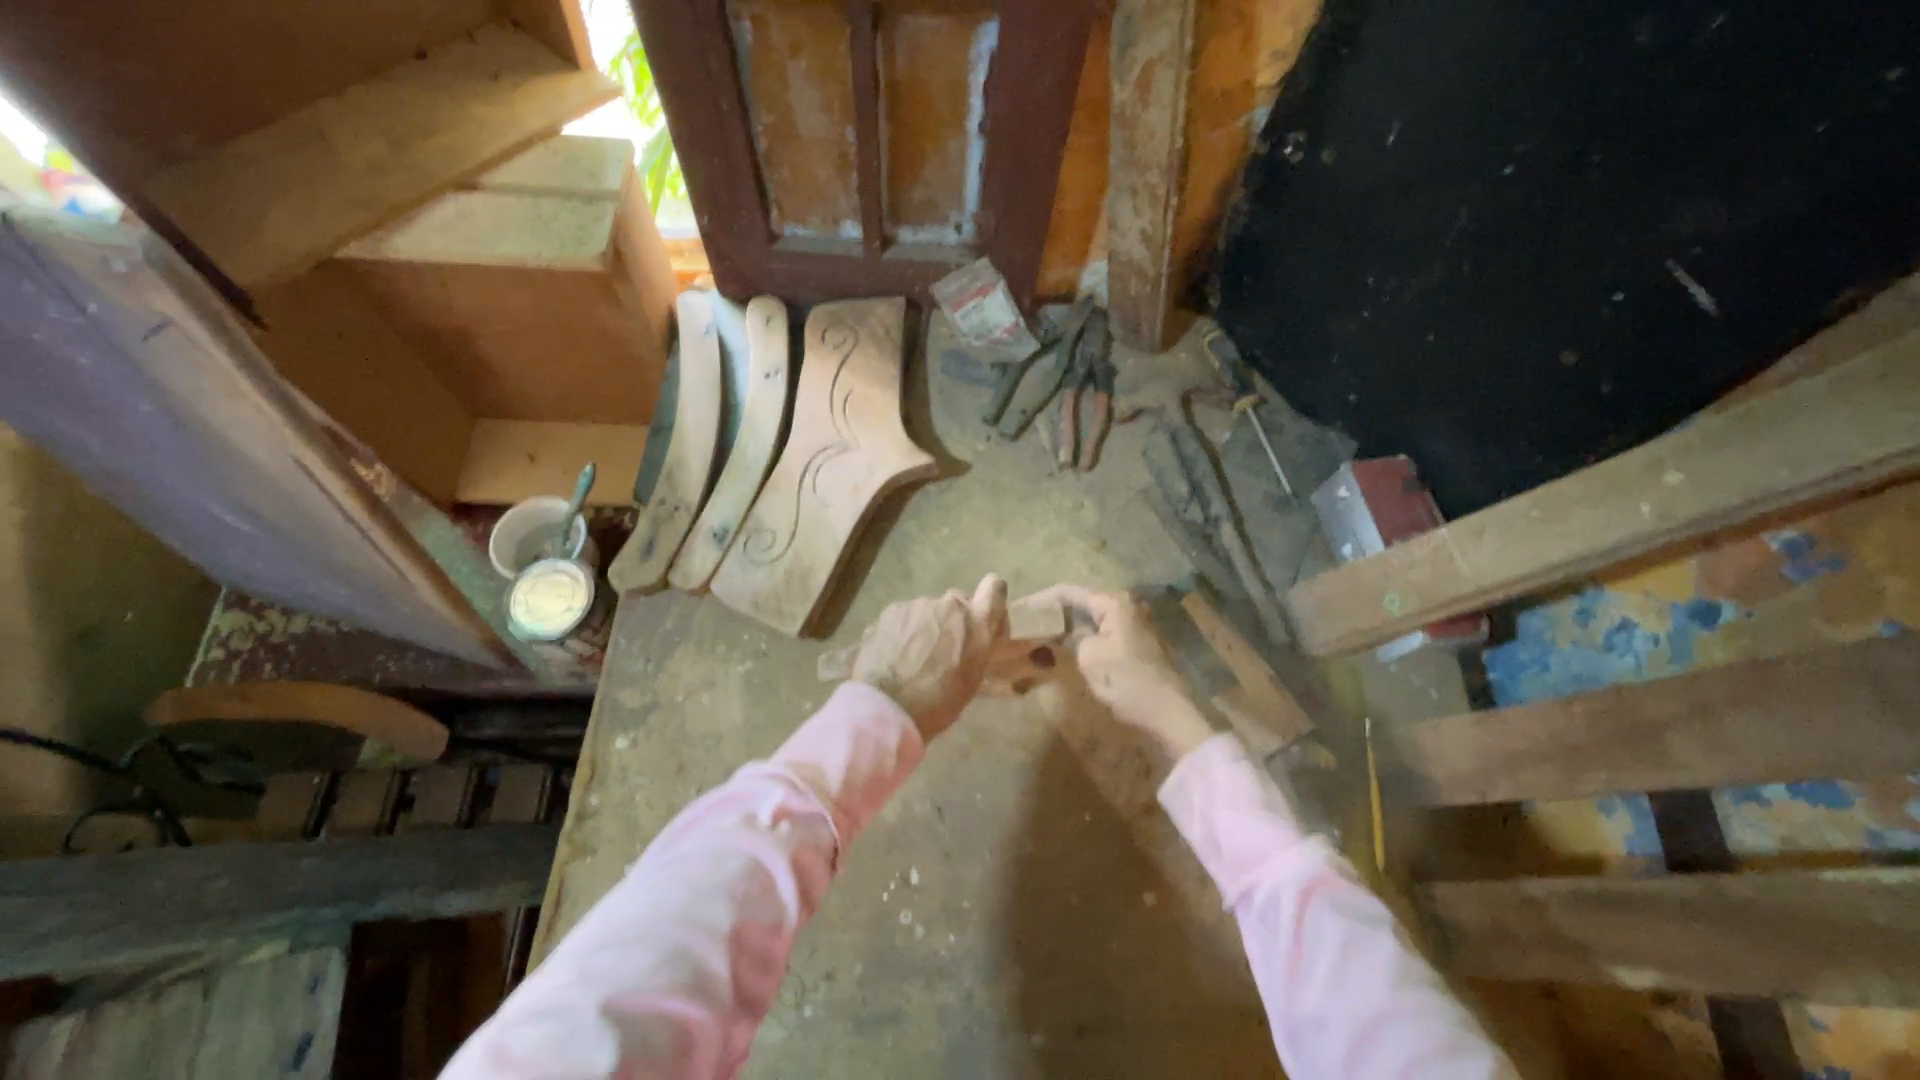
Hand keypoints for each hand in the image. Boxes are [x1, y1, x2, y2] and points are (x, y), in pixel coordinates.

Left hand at [852, 574, 1008, 742]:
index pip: (995, 587)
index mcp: (976, 623)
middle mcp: (950, 605)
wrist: (886, 707)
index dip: (989, 601)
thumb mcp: (971, 682)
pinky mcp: (890, 610)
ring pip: (927, 611)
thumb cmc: (936, 703)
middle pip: (957, 603)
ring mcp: (917, 604)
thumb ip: (976, 650)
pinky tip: (892, 656)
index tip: (982, 624)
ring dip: (925, 628)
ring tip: (911, 659)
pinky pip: (904, 617)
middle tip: (941, 652)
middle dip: (953, 622)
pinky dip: (902, 632)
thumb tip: (973, 644)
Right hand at [1028, 584, 1213, 758]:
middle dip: (1053, 613)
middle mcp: (1125, 607)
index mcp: (1114, 603)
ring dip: (1066, 628)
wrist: (1166, 713)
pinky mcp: (1133, 647)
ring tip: (1039, 636)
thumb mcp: (1087, 657)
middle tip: (1026, 624)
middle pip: (1080, 604)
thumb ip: (1068, 639)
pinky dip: (1080, 639)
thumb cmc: (1126, 679)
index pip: (1068, 591)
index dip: (1041, 599)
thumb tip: (1057, 635)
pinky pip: (1099, 635)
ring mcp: (1131, 627)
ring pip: (1090, 621)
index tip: (1018, 609)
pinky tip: (1063, 650)